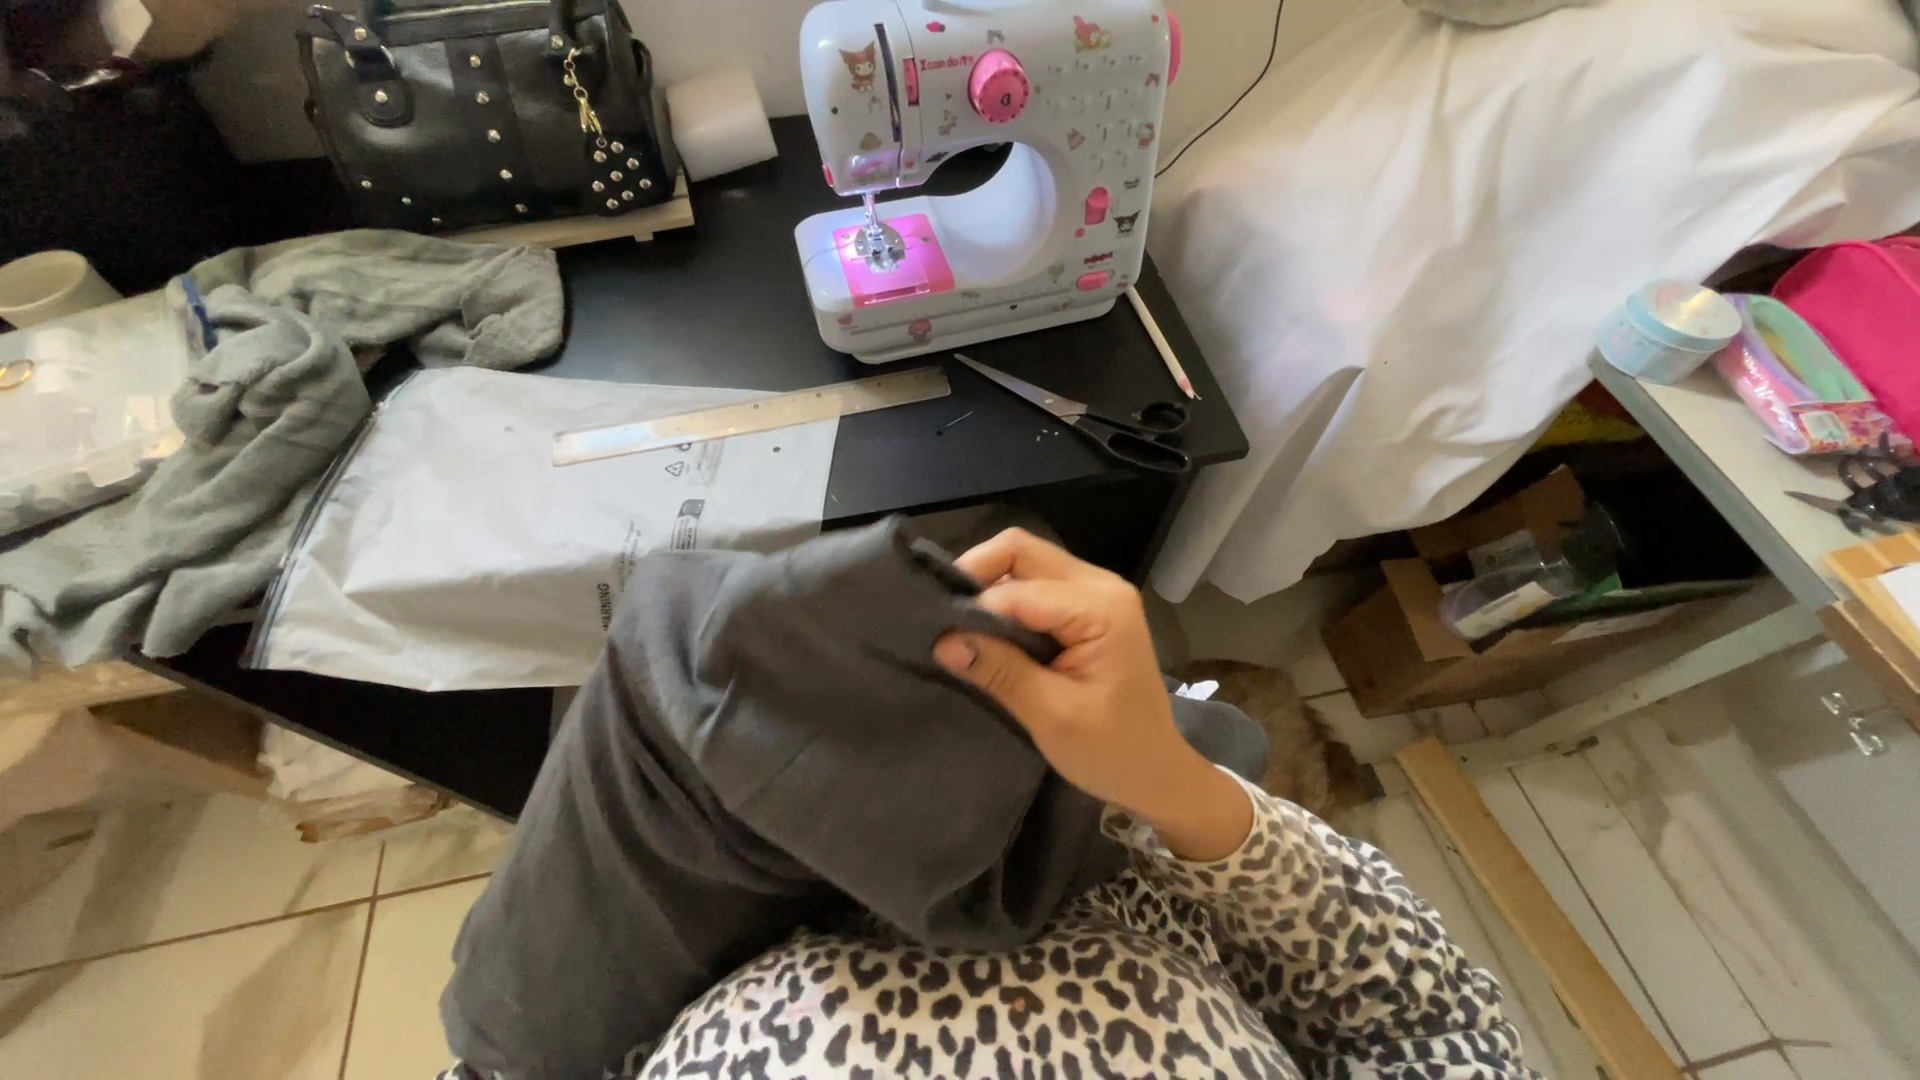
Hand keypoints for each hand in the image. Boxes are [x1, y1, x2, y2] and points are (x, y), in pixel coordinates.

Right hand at [933, 529, 1251, 860]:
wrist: (1157, 773)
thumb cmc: (1113, 751)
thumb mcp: (1052, 716)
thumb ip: (1000, 671)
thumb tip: (944, 641)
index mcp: (1101, 608)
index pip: (1020, 587)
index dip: (975, 606)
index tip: (938, 635)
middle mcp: (1102, 585)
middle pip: (1023, 551)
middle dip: (977, 575)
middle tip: (943, 616)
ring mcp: (1099, 593)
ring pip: (1028, 563)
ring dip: (991, 586)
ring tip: (961, 625)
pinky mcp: (1091, 607)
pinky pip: (1039, 584)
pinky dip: (1008, 599)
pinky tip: (989, 630)